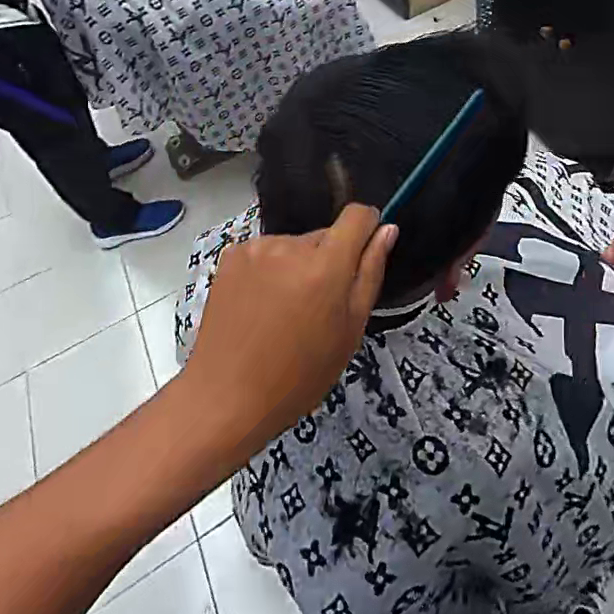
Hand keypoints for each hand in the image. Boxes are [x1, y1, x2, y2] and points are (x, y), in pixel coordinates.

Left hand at [182, 205, 397, 459]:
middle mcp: (290, 246)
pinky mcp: (230, 257)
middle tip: (320, 305)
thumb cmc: (300, 374)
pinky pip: (267, 252)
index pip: (357, 215)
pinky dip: (271, 270)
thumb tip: (387, 229)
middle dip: (330, 259)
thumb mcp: (351, 328)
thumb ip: (370, 272)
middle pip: (326, 234)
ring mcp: (256, 248)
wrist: (226, 398)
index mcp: (326, 265)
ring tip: (287, 310)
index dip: (367, 228)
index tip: (363, 256)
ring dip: (299, 265)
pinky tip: (262, 305)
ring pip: (296, 245)